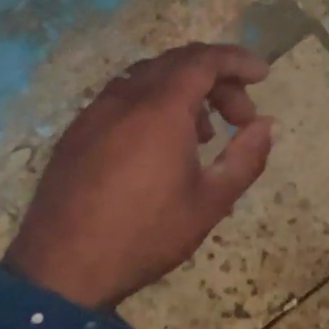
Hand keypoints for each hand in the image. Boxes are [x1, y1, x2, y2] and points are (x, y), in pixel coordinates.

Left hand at [3, 43, 275, 308]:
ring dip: (185, 92)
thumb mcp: (210, 202)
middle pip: (177, 63)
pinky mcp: (77, 133)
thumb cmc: (146, 235)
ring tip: (206, 134)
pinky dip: (154, 105)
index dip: (237, 60)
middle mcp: (125, 98)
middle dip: (217, 79)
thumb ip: (245, 157)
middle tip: (241, 117)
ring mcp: (95, 113)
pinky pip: (123, 99)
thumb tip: (267, 125)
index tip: (263, 75)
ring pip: (147, 78)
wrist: (62, 268)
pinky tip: (161, 146)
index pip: (204, 60)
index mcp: (161, 110)